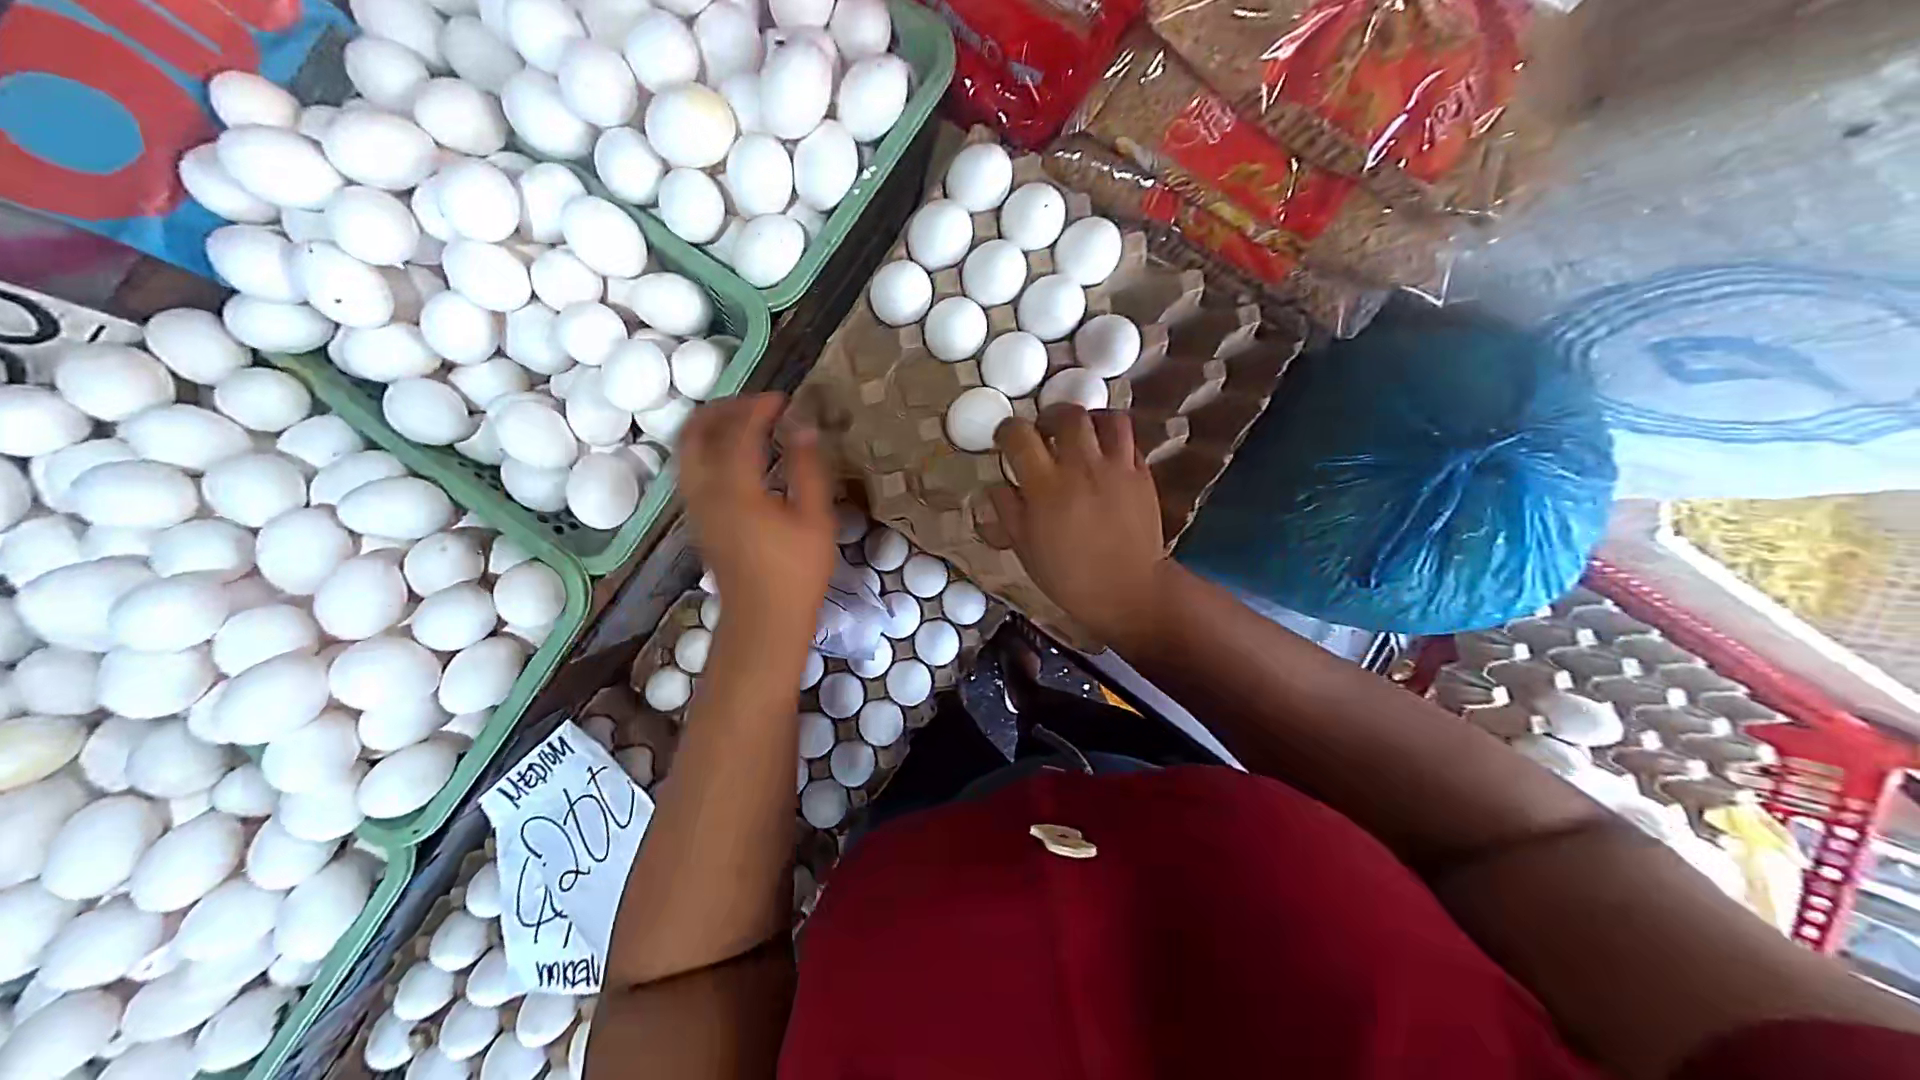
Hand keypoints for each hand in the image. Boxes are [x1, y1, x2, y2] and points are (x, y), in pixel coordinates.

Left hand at [678, 394, 835, 636]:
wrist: (762, 621)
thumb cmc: (796, 572)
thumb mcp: (816, 519)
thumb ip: (808, 468)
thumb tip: (803, 428)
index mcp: (734, 488)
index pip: (738, 431)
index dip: (759, 408)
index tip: (783, 400)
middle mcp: (704, 491)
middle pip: (696, 432)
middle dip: (723, 409)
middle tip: (756, 406)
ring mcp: (695, 507)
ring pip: (688, 450)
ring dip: (712, 428)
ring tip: (745, 424)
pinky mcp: (697, 521)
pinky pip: (692, 470)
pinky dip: (709, 450)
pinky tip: (737, 458)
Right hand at [990, 405, 1170, 650]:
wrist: (1127, 591)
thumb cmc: (1070, 576)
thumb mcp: (1025, 548)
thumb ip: (1007, 511)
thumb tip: (996, 487)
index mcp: (1045, 485)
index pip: (1019, 435)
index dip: (1007, 430)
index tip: (1006, 438)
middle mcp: (1081, 466)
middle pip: (1065, 415)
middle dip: (1049, 416)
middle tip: (1044, 430)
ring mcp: (1116, 467)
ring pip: (1104, 419)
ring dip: (1088, 419)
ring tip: (1080, 433)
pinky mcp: (1142, 474)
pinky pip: (1128, 440)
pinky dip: (1113, 439)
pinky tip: (1105, 455)